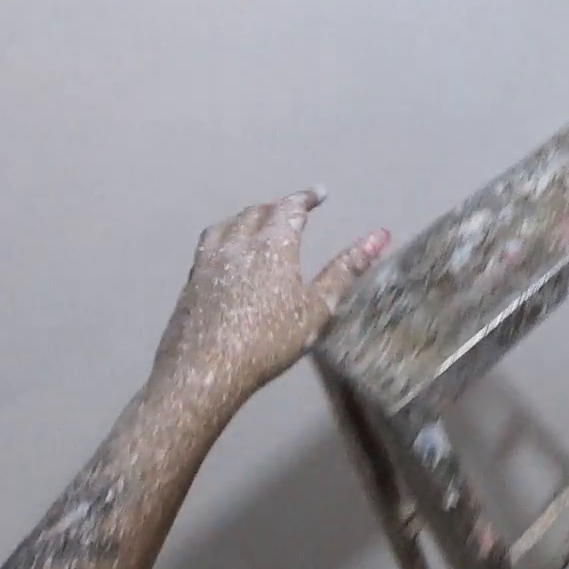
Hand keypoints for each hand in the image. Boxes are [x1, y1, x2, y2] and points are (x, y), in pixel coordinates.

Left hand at [152, 189, 390, 407]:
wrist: (202, 375)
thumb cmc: (269, 339)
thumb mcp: (319, 307)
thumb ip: (347, 269)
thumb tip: (380, 235)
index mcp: (272, 246)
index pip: (290, 208)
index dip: (306, 197)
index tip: (320, 194)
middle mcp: (237, 246)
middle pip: (256, 212)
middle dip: (278, 205)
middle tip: (293, 208)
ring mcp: (207, 264)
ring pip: (226, 225)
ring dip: (246, 217)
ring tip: (257, 221)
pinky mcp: (189, 284)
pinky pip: (207, 246)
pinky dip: (224, 237)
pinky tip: (227, 254)